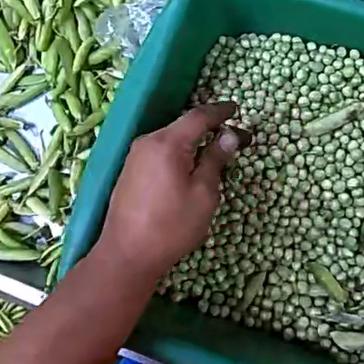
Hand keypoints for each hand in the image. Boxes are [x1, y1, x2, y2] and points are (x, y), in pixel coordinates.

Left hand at [93, 101, 246, 282]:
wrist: (127, 254)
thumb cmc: (171, 226)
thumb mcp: (203, 194)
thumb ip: (216, 160)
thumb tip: (229, 136)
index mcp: (167, 143)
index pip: (198, 116)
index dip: (220, 112)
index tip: (236, 110)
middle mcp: (148, 142)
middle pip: (184, 127)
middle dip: (210, 130)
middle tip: (235, 141)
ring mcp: (135, 156)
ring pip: (172, 140)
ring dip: (195, 144)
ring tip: (217, 157)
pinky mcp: (130, 171)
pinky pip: (160, 153)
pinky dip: (180, 154)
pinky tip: (191, 169)